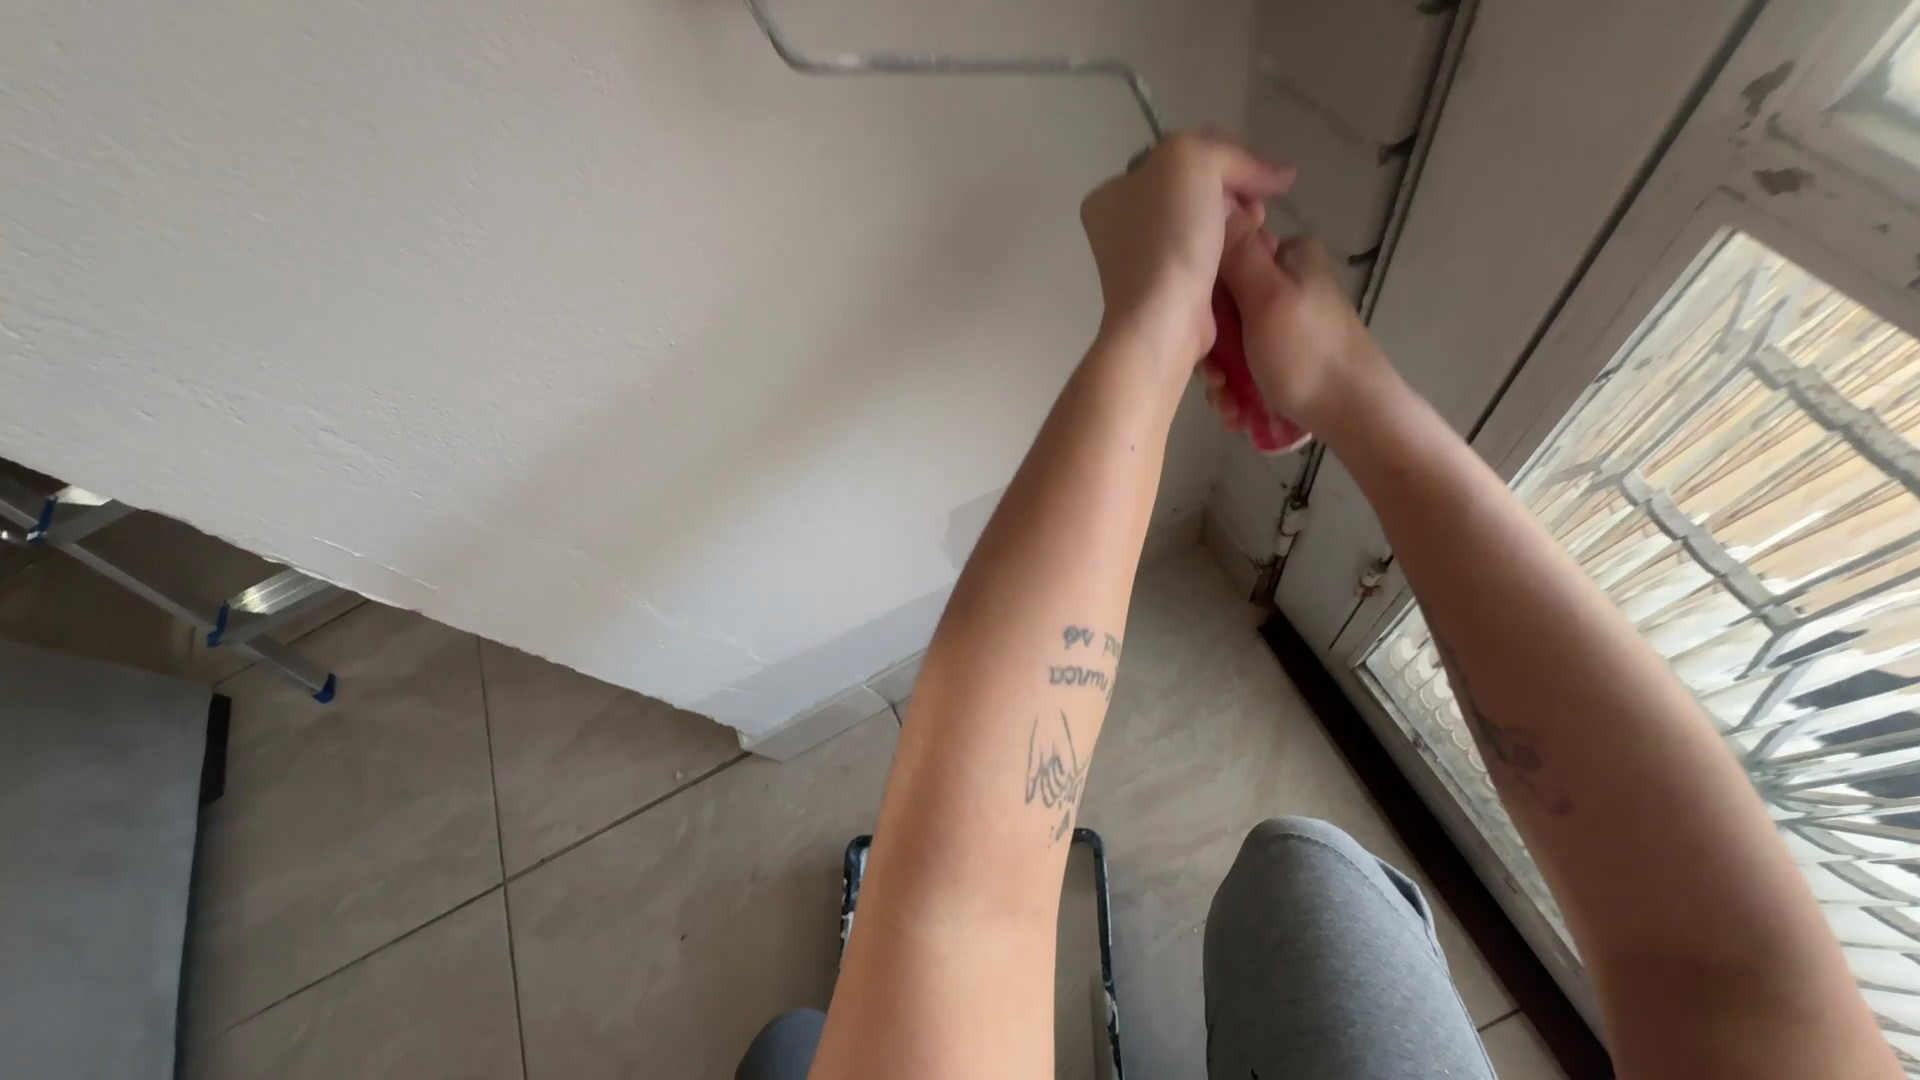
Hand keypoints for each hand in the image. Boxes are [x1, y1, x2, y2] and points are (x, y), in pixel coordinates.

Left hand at [1079, 133, 1294, 367]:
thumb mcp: (1190, 160)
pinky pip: (1212, 259)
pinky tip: (1255, 253)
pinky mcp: (1173, 291)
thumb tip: (1277, 174)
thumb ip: (1230, 154)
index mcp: (1112, 194)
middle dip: (1235, 193)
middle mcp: (1123, 228)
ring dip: (1243, 223)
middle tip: (1256, 208)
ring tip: (1259, 231)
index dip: (1221, 157)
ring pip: (1208, 226)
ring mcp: (1147, 262)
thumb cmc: (1167, 235)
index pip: (1176, 158)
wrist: (1164, 317)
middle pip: (1195, 193)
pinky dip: (1237, 253)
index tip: (1252, 176)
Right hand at [1213, 223, 1382, 430]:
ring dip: (1222, 375)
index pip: (1223, 260)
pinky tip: (1237, 408)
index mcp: (1288, 256)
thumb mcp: (1267, 298)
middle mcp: (1288, 281)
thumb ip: (1239, 253)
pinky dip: (1238, 386)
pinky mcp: (1287, 352)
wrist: (1353, 413)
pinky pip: (1246, 362)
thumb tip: (1216, 200)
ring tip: (1229, 402)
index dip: (1203, 301)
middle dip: (1213, 348)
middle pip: (1223, 306)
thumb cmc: (1307, 355)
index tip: (1203, 337)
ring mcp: (1287, 319)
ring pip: (1230, 339)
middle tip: (1217, 380)